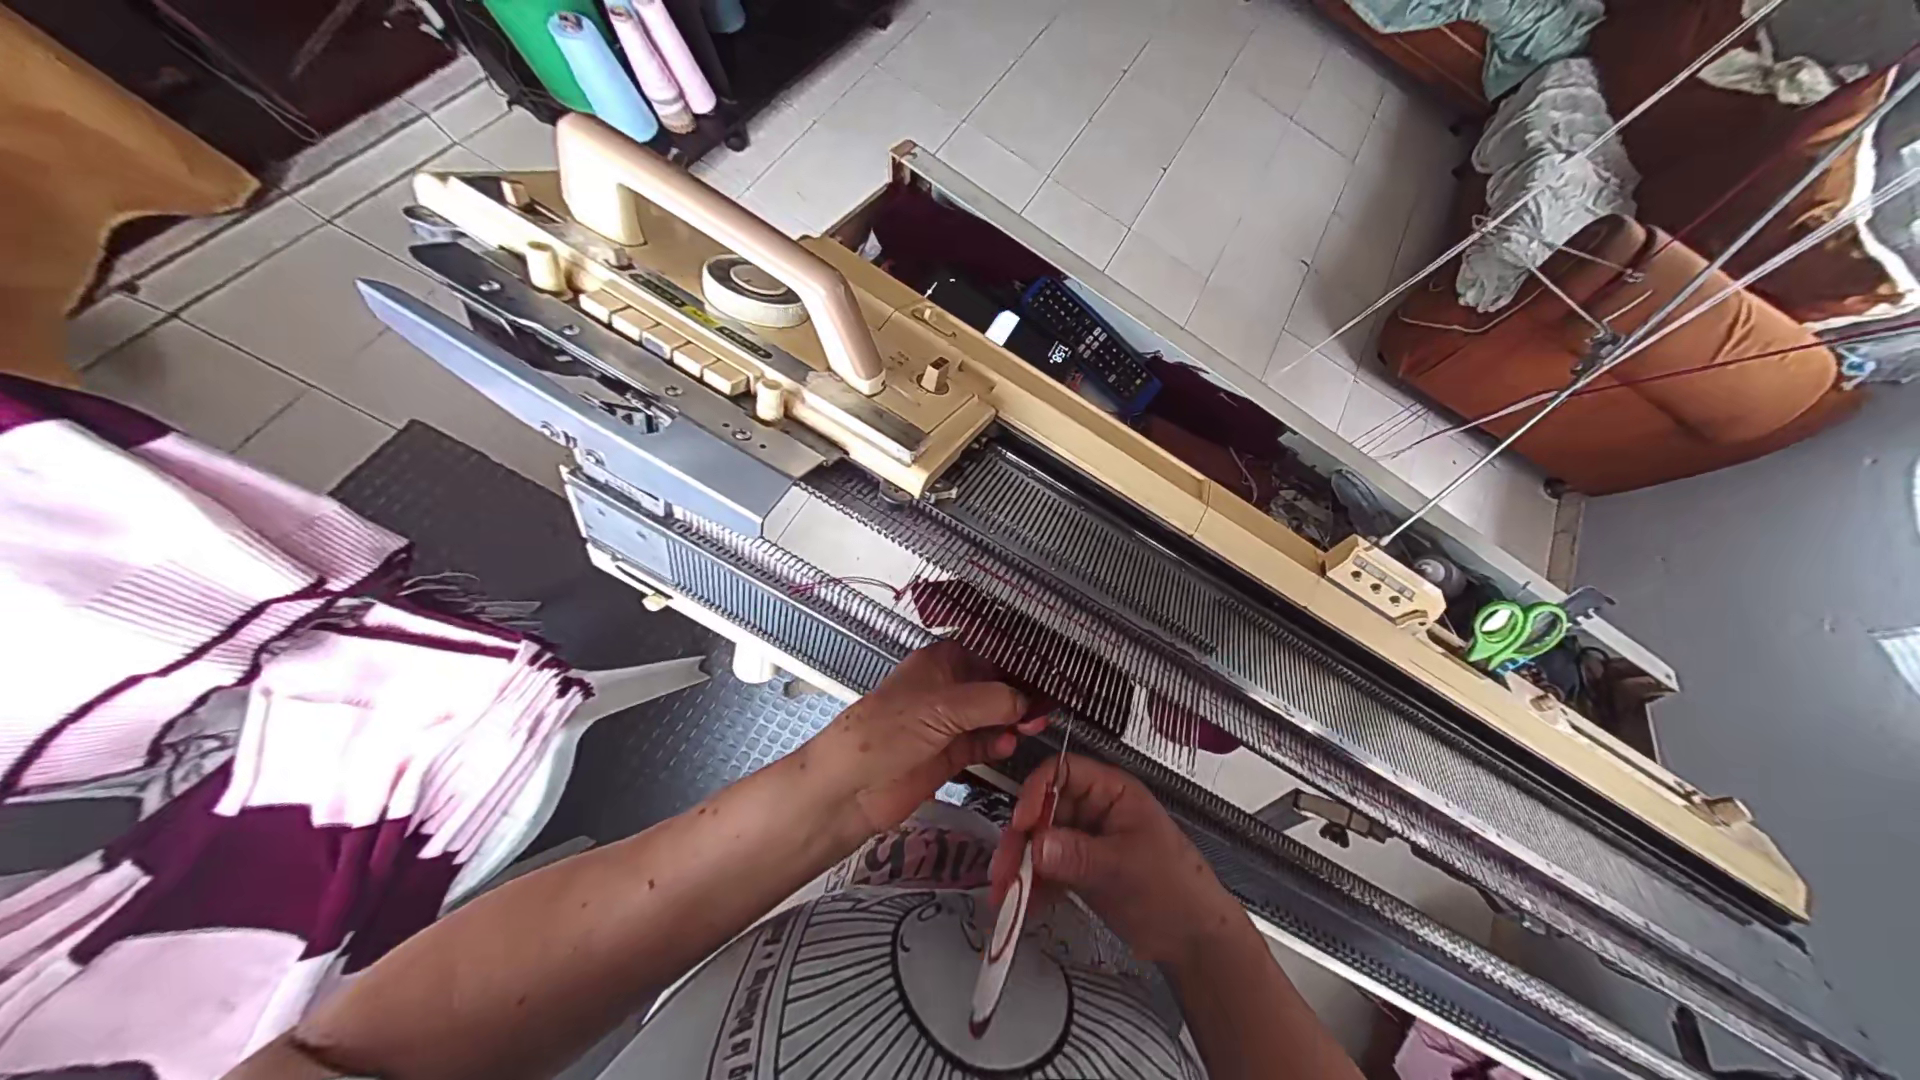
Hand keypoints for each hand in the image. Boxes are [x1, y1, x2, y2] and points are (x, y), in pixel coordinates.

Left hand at [801, 641, 1043, 840]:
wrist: (851, 787)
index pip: (988, 653)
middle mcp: (948, 689)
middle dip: (1020, 696)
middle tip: (1045, 708)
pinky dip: (998, 743)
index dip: (1016, 663)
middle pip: (996, 686)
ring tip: (1032, 727)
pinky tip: (1006, 745)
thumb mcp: (941, 707)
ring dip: (1013, 721)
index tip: (1046, 673)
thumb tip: (1026, 700)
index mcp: (941, 662)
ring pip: (994, 716)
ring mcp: (949, 723)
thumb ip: (990, 701)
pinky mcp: (951, 754)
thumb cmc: (887, 731)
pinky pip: (984, 743)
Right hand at [990, 753, 1245, 967]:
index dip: (1037, 791)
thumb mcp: (1125, 867)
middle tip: (1004, 868)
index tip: (1022, 823)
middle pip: (1043, 809)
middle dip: (1021, 839)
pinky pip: (1046, 868)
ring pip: (1039, 840)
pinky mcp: (1078, 868)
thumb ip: (1077, 854)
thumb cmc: (1174, 889)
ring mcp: (1084, 839)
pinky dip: (1031, 885)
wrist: (1195, 942)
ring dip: (1019, 865)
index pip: (1062, 772)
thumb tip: (1036, 843)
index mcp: (1111, 791)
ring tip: (1004, 893)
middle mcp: (1093, 809)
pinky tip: (1022, 905)